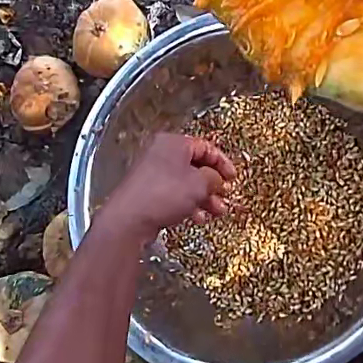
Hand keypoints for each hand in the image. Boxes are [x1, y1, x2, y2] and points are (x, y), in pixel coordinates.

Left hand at [100, 133, 236, 237]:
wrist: (129, 219)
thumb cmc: (165, 194)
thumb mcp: (200, 184)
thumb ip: (214, 178)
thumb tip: (216, 179)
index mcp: (173, 143)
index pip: (206, 147)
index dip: (223, 163)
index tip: (232, 178)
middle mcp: (161, 154)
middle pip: (195, 166)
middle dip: (213, 184)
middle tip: (225, 195)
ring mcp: (152, 173)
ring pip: (186, 183)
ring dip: (204, 197)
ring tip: (216, 212)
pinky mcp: (147, 192)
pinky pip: (174, 194)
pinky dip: (188, 203)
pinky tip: (197, 217)